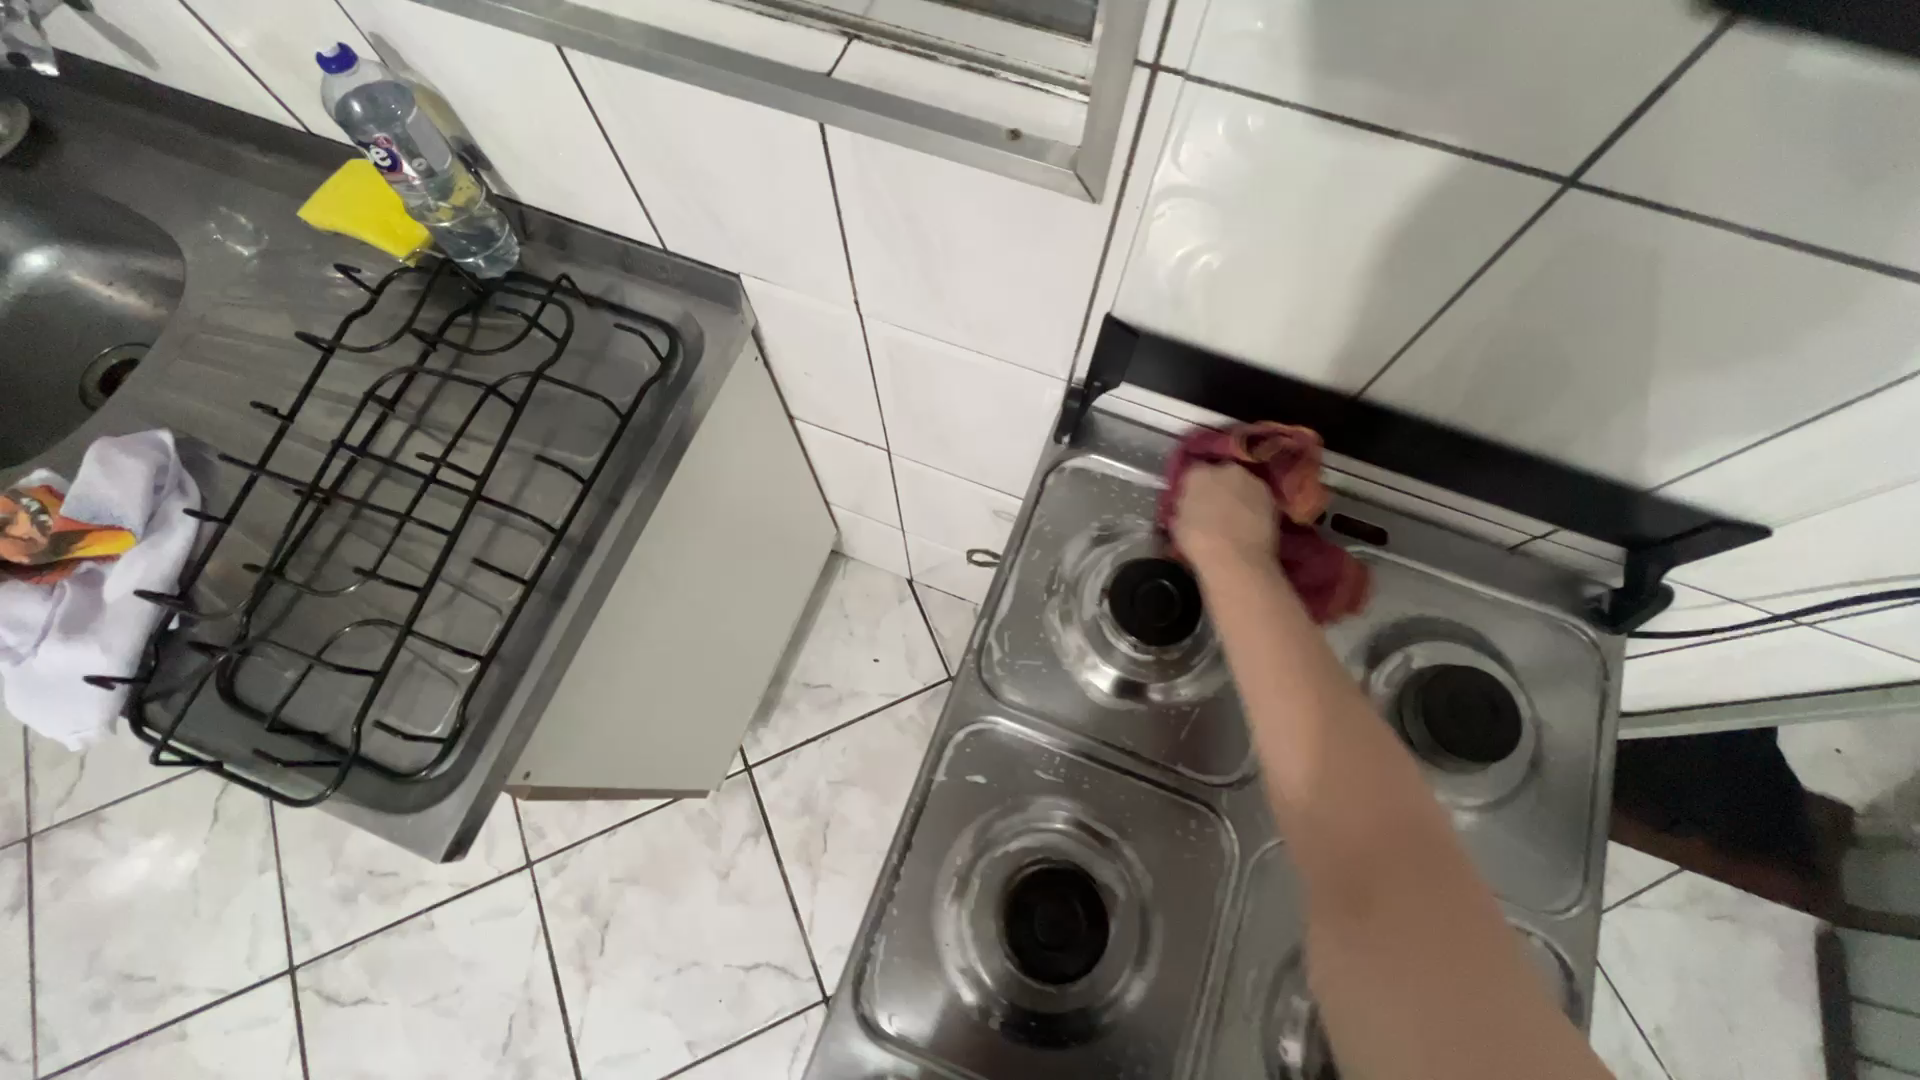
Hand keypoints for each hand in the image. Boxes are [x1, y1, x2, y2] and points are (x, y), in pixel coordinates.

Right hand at [1171, 464, 1278, 573]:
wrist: (1237, 560)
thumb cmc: (1198, 542)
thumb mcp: (1176, 523)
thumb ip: (1182, 505)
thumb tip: (1187, 503)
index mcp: (1198, 473)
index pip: (1191, 472)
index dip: (1189, 486)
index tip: (1188, 500)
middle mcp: (1227, 469)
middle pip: (1218, 473)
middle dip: (1215, 486)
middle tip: (1210, 508)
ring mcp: (1253, 481)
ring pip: (1240, 484)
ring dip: (1236, 495)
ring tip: (1231, 518)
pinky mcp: (1272, 498)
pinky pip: (1256, 498)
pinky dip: (1252, 506)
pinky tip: (1247, 524)